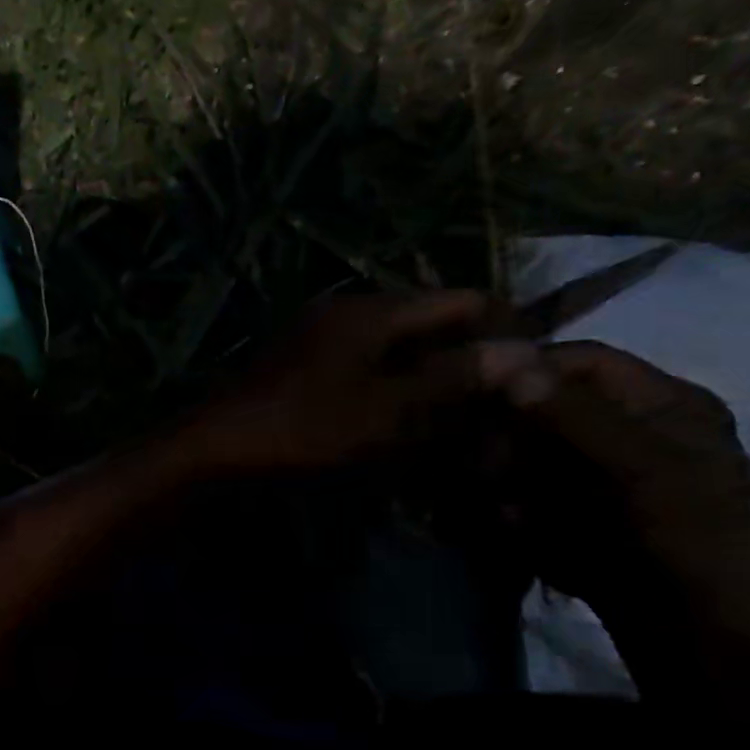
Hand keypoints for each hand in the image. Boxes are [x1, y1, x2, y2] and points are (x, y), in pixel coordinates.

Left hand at [182, 291, 539, 471]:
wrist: (217, 449)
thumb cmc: (303, 429)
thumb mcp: (385, 409)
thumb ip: (452, 378)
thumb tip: (524, 351)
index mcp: (372, 309)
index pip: (462, 299)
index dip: (505, 331)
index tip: (532, 374)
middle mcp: (347, 311)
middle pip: (429, 322)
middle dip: (467, 359)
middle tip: (495, 406)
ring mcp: (320, 337)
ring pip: (398, 348)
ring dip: (429, 378)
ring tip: (457, 421)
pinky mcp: (303, 366)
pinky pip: (365, 368)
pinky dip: (391, 390)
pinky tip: (403, 423)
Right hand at [507, 341, 749, 613]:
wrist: (690, 629)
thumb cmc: (678, 538)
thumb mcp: (636, 468)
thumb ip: (573, 414)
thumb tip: (504, 361)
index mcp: (668, 403)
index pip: (585, 361)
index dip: (530, 369)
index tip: (477, 390)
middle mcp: (634, 427)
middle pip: (550, 405)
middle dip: (512, 433)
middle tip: (485, 459)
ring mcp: (603, 470)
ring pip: (531, 448)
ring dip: (507, 471)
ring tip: (503, 500)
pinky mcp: (580, 505)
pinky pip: (530, 485)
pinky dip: (514, 500)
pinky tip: (515, 522)